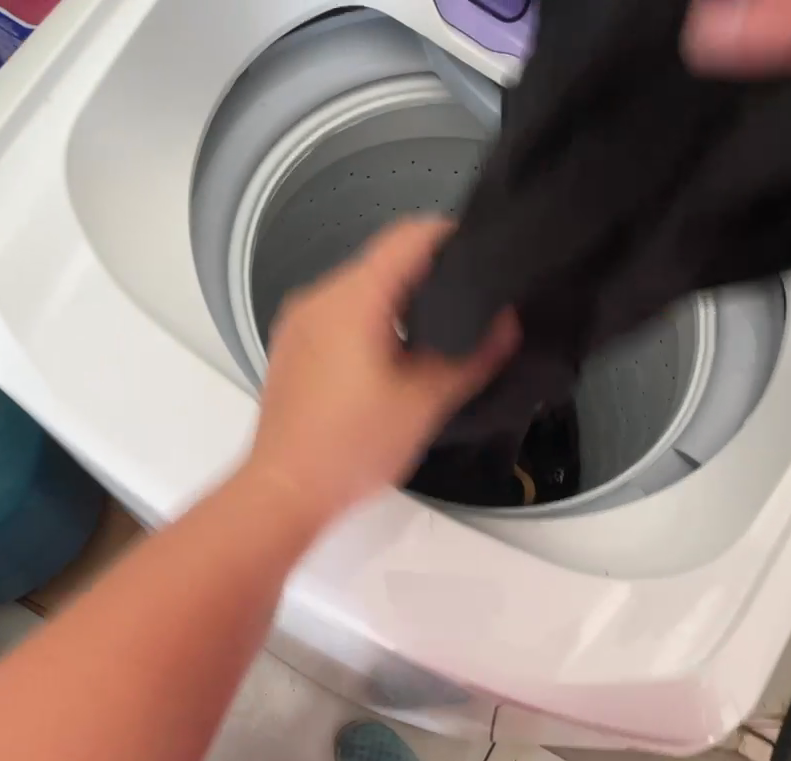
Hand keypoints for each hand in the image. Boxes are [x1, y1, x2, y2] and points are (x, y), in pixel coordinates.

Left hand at [241, 218, 517, 526]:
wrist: (284, 493)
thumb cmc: (348, 449)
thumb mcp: (424, 403)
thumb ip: (472, 358)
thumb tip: (507, 326)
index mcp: (352, 299)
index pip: (408, 237)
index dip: (451, 237)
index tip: (482, 255)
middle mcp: (318, 299)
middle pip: (383, 264)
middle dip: (430, 280)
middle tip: (470, 309)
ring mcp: (298, 325)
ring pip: (360, 294)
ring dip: (399, 308)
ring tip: (436, 342)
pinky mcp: (291, 351)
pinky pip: (338, 320)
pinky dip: (370, 328)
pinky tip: (392, 366)